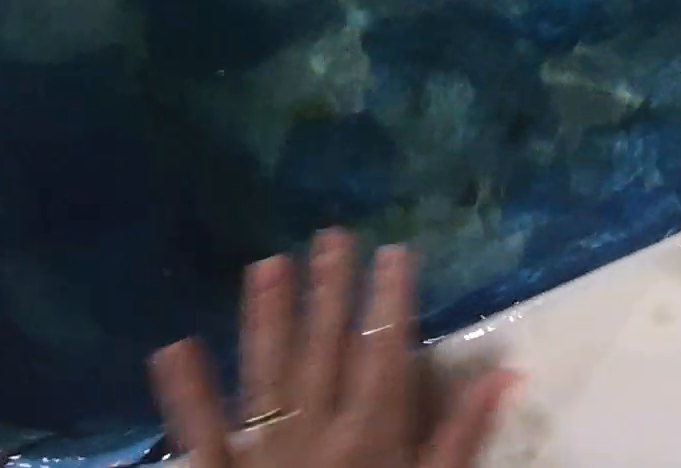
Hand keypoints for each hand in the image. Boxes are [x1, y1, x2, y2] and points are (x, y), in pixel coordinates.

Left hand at [148, 229, 517, 467]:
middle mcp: (316, 434)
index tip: (395, 250)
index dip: (391, 298)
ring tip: (266, 264)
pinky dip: (186, 396)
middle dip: (331, 291)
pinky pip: (200, 438)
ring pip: (265, 377)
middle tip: (332, 235)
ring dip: (265, 320)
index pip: (385, 352)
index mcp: (371, 436)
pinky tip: (173, 348)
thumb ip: (464, 434)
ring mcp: (262, 456)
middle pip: (325, 351)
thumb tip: (507, 371)